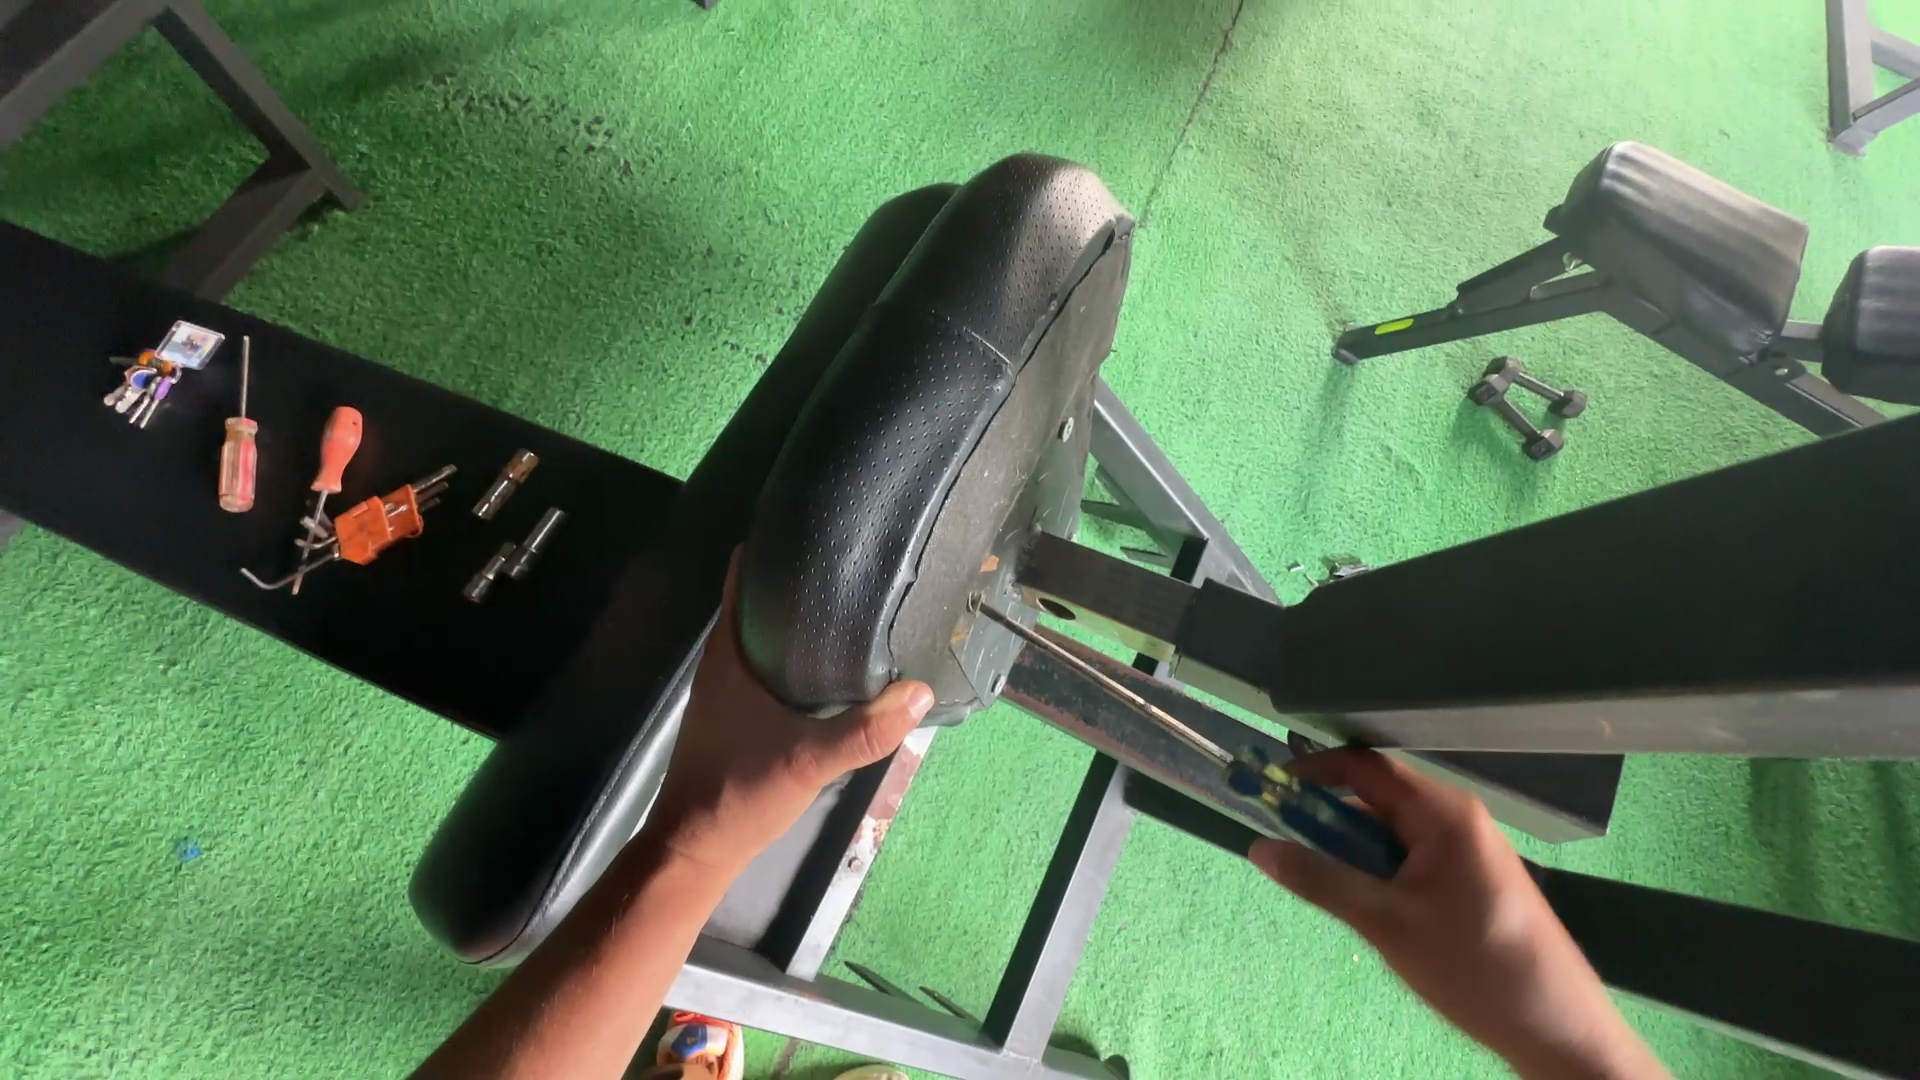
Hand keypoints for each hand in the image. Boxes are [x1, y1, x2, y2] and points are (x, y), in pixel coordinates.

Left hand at [645, 550, 934, 877]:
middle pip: (760, 595)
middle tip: (853, 561)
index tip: (818, 528)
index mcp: (729, 651)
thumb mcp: (806, 761)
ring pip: (766, 628)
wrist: (696, 848)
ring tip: (853, 599)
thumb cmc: (738, 794)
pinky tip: (834, 660)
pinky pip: (771, 658)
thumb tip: (921, 692)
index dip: (774, 545)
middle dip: (800, 574)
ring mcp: (731, 683)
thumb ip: (863, 731)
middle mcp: (726, 657)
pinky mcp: (740, 707)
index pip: (743, 573)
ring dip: (799, 612)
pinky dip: (798, 647)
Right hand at [1248, 749, 1667, 1079]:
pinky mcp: (1470, 872)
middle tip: (1285, 832)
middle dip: (1326, 808)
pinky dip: (1375, 858)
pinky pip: (1408, 846)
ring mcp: (1467, 844)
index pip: (1364, 765)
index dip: (1313, 768)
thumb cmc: (1476, 969)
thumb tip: (1258, 849)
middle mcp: (1456, 815)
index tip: (1272, 787)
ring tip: (1319, 869)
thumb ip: (1319, 879)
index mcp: (1442, 812)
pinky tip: (1363, 892)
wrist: (1565, 1037)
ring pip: (1389, 822)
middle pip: (1375, 791)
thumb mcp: (1386, 923)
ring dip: (1349, 838)